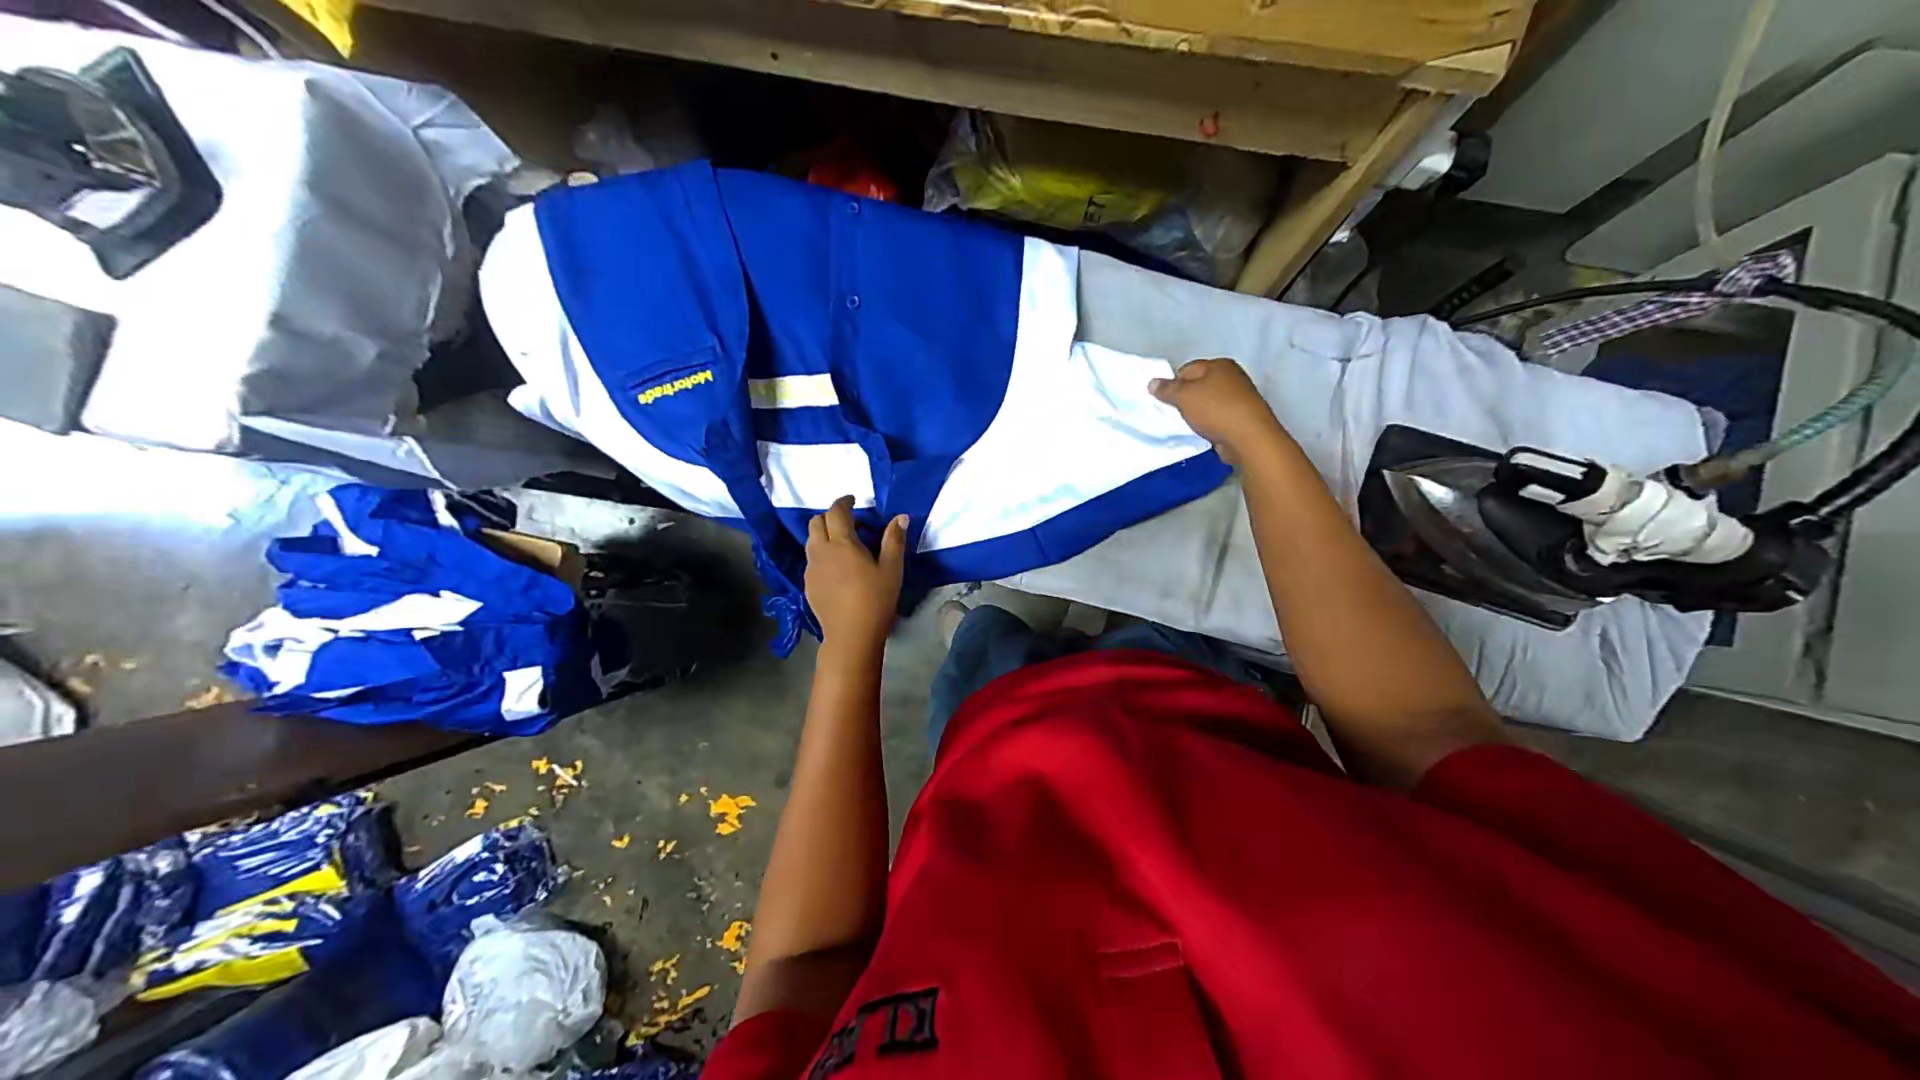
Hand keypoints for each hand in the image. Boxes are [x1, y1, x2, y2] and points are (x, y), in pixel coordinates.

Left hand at [805, 496, 908, 650]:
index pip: (836, 512)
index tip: (854, 500)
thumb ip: (894, 540)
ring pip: (811, 540)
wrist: (851, 635)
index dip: (844, 502)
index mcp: (842, 543)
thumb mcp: (892, 569)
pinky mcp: (808, 584)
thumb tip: (900, 517)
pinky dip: (822, 553)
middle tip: (850, 523)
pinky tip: (837, 568)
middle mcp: (821, 551)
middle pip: (816, 522)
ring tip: (844, 545)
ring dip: (824, 534)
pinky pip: (812, 559)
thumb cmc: (875, 600)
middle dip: (831, 516)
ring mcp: (811, 568)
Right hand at [1150, 358, 1287, 464]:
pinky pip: (1218, 417)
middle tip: (1175, 413)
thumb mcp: (1184, 396)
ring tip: (1189, 425)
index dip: (1173, 384)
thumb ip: (1166, 389)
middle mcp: (1232, 377)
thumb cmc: (1215, 410)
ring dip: (1197, 413)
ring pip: (1208, 403)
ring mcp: (1240, 397)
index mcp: (1219, 365)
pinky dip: (1209, 424)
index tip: (1166, 401)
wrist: (1248, 437)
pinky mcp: (1242, 417)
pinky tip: (1204, 433)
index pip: (1187, 369)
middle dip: (1185, 399)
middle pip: (1198, 386)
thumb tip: (1152, 383)